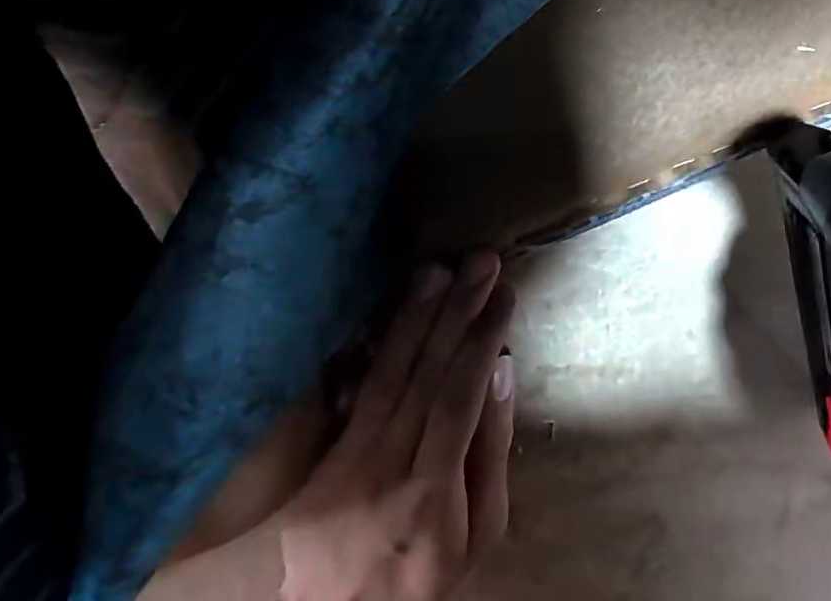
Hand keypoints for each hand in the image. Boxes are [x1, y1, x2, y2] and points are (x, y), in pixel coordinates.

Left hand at [275, 253, 516, 600]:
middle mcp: (388, 471)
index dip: (483, 339)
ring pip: (391, 372)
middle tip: (480, 261)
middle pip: (428, 375)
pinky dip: (383, 342)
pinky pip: (361, 388)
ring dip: (418, 314)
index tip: (504, 293)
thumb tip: (500, 372)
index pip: (462, 398)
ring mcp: (350, 462)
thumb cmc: (423, 575)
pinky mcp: (327, 455)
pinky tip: (398, 310)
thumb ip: (492, 455)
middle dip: (457, 310)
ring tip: (439, 269)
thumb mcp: (479, 536)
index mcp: (434, 497)